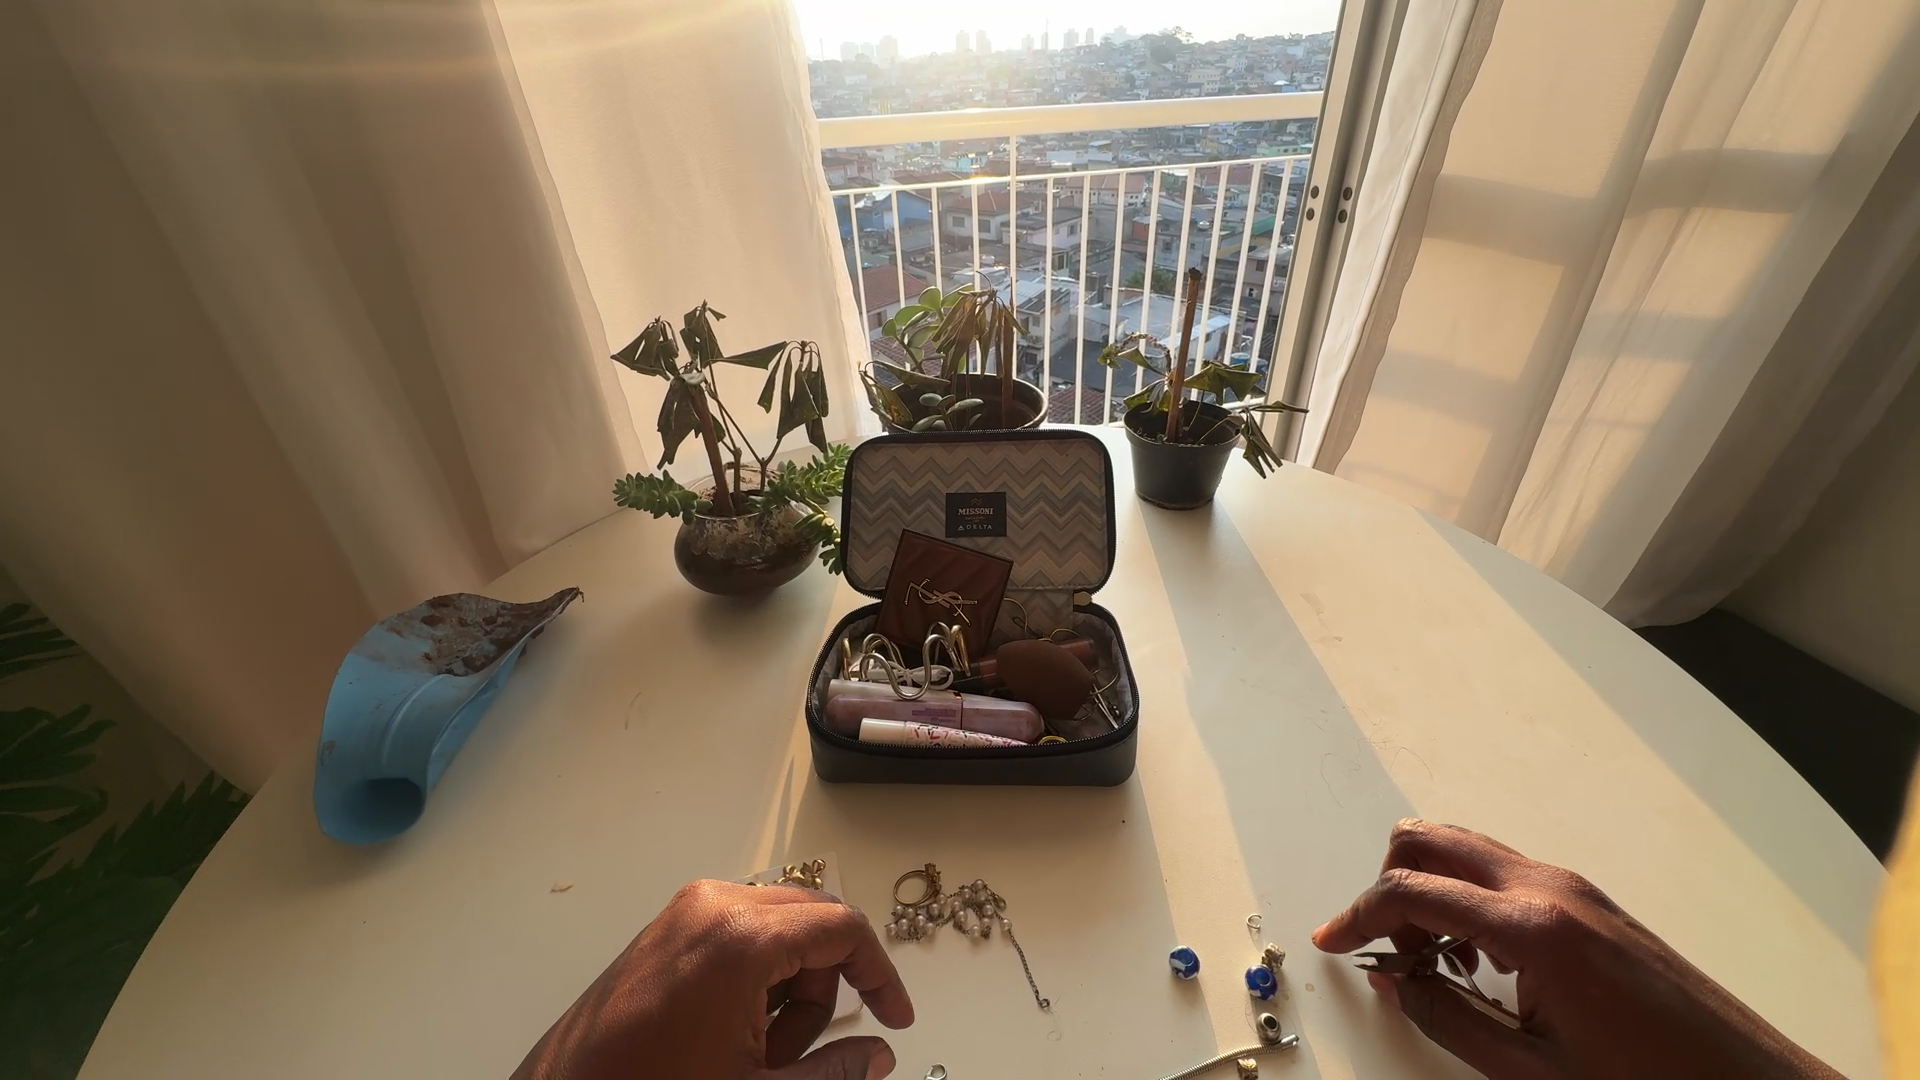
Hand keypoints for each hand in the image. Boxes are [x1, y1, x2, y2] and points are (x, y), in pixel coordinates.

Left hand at [514, 880, 913, 1079]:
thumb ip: (833, 1073)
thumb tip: (879, 1054)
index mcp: (742, 935)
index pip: (843, 927)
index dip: (880, 973)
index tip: (894, 1020)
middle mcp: (717, 902)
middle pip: (813, 921)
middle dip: (826, 985)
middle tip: (800, 1057)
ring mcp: (688, 908)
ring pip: (780, 926)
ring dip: (790, 986)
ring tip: (757, 1054)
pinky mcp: (669, 923)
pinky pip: (742, 930)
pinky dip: (758, 975)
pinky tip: (732, 1032)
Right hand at [1313, 820, 1843, 1078]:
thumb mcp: (1533, 1072)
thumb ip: (1445, 1016)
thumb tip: (1388, 978)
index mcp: (1528, 925)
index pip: (1409, 891)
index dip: (1358, 915)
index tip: (1332, 940)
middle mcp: (1542, 883)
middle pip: (1425, 839)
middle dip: (1387, 883)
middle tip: (1390, 945)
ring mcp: (1565, 883)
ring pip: (1458, 846)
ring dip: (1425, 886)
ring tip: (1436, 956)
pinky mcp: (1583, 896)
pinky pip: (1493, 869)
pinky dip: (1462, 895)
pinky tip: (1482, 957)